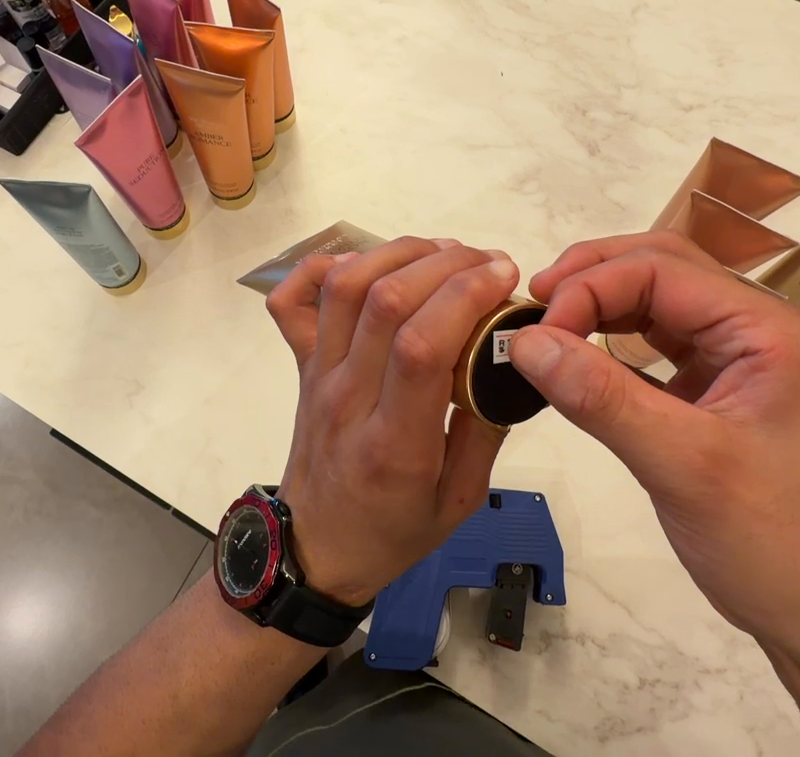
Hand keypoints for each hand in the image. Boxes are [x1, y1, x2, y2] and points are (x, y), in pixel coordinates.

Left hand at [264, 237, 520, 605]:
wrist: (316, 547)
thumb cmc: (392, 531)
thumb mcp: (460, 502)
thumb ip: (486, 431)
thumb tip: (508, 358)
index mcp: (394, 443)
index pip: (421, 345)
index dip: (465, 295)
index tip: (504, 275)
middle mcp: (348, 397)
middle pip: (384, 303)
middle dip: (445, 264)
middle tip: (486, 261)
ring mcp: (317, 374)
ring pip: (344, 288)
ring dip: (396, 253)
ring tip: (442, 252)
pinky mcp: (300, 364)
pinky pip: (291, 302)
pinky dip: (320, 268)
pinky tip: (364, 263)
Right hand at [504, 231, 799, 648]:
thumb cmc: (780, 545)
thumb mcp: (684, 467)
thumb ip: (599, 396)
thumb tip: (521, 340)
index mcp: (771, 330)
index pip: (663, 271)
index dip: (591, 288)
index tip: (537, 331)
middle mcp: (760, 332)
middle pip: (665, 270)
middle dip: (593, 277)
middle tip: (533, 302)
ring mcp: (743, 364)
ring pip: (660, 305)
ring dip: (601, 306)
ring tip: (547, 325)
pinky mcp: (723, 396)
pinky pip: (660, 350)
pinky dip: (614, 346)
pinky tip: (579, 359)